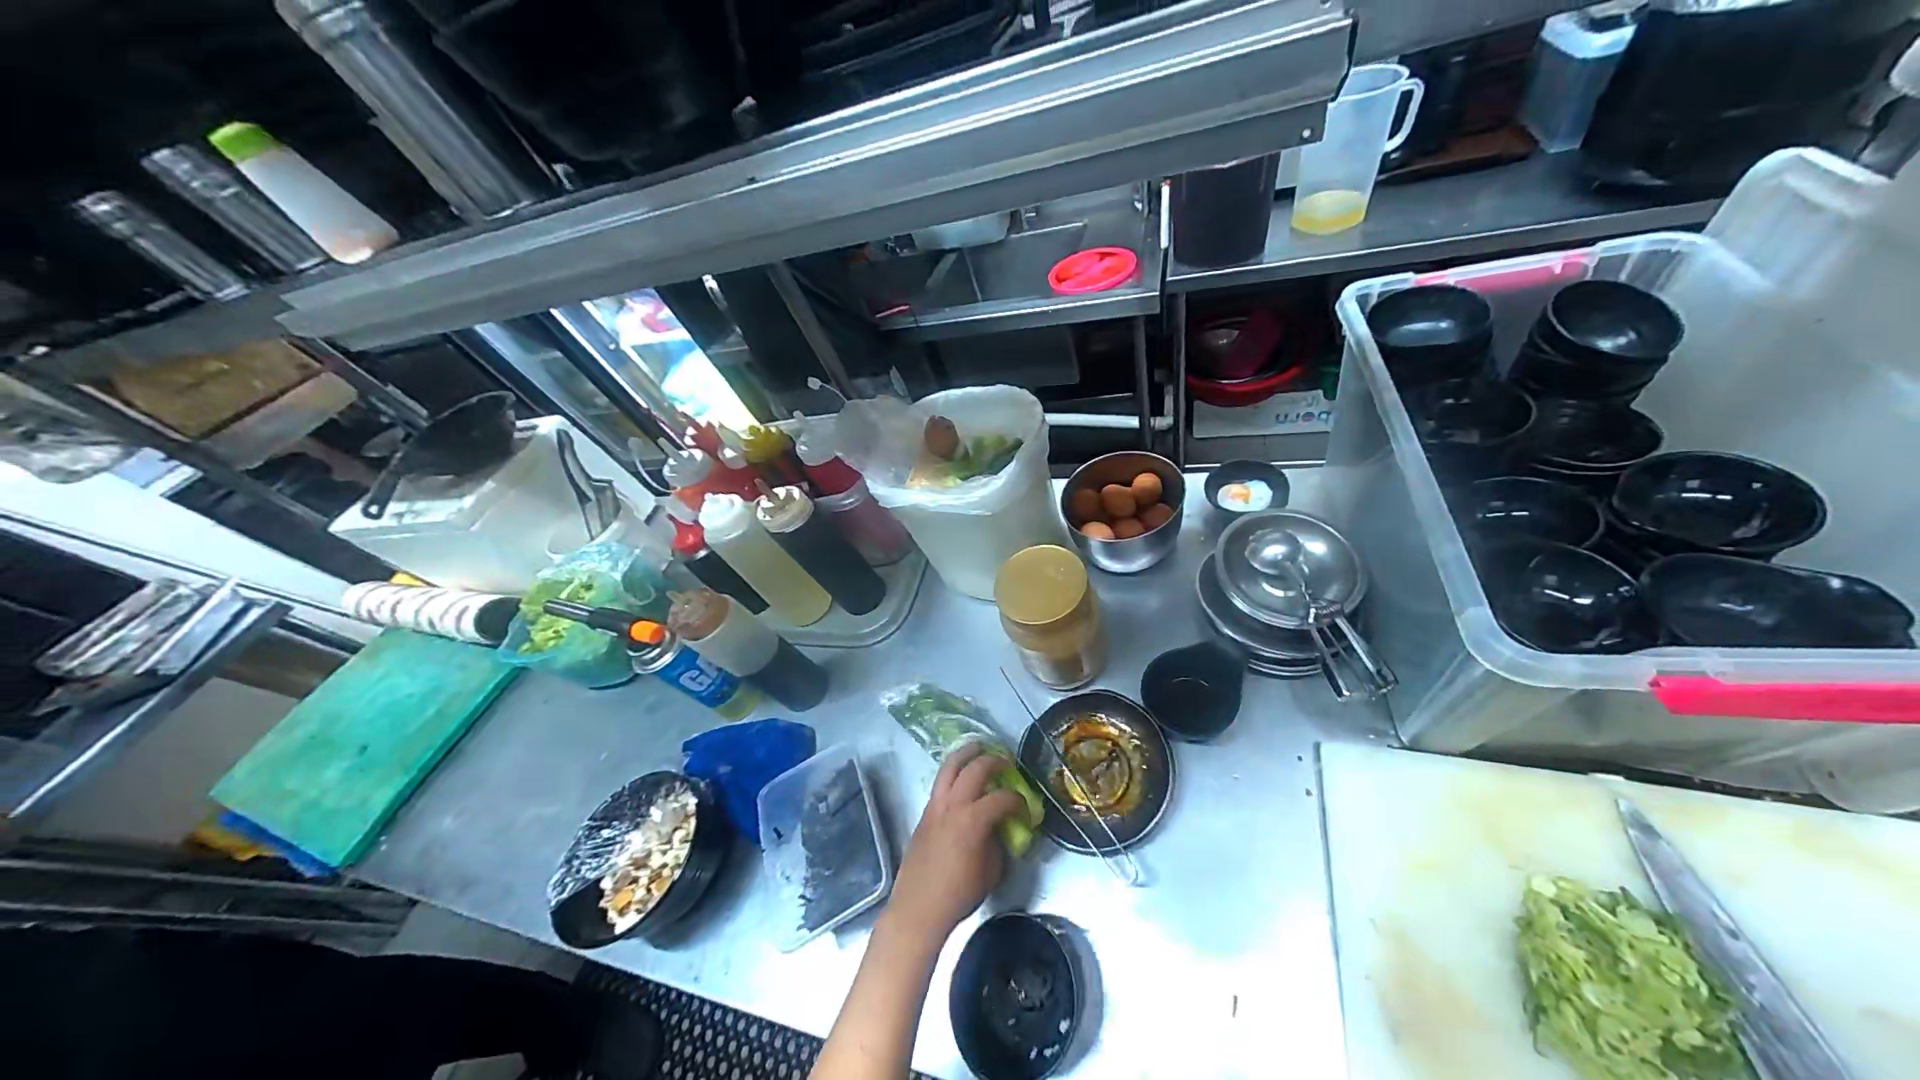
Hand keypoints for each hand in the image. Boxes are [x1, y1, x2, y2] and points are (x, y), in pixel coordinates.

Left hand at [886, 742, 1026, 940]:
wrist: (919, 907)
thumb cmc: (959, 893)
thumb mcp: (991, 872)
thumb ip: (999, 844)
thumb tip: (1001, 830)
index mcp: (973, 819)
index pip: (1003, 798)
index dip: (1019, 802)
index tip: (1025, 810)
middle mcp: (953, 804)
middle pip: (975, 768)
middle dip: (994, 761)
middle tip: (1006, 764)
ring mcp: (935, 805)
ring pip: (950, 766)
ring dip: (967, 753)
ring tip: (979, 747)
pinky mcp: (925, 812)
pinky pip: (940, 782)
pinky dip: (953, 772)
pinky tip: (961, 777)